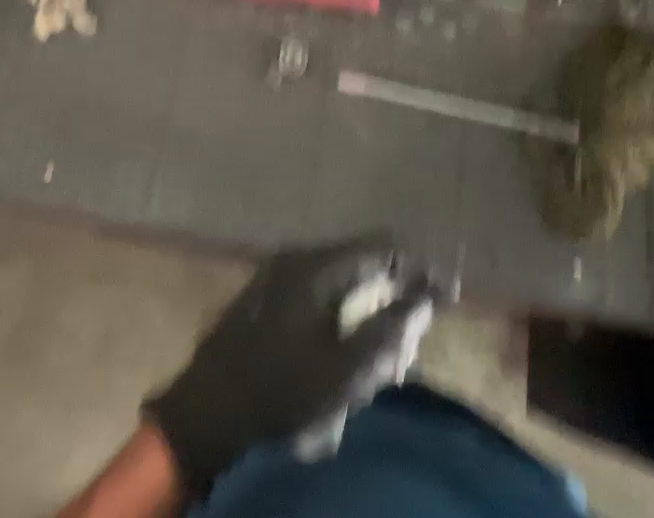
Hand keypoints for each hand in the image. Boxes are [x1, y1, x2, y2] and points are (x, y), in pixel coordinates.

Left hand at [142, 236, 435, 495]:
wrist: (208, 407)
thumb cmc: (282, 387)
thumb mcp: (347, 367)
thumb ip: (391, 326)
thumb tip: (429, 293)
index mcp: (318, 265)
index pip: (383, 247)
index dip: (419, 269)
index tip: (445, 298)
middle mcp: (296, 258)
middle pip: (362, 263)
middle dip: (391, 296)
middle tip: (406, 340)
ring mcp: (274, 274)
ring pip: (338, 280)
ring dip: (364, 310)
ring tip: (375, 356)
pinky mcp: (262, 296)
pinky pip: (315, 293)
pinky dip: (337, 315)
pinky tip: (338, 352)